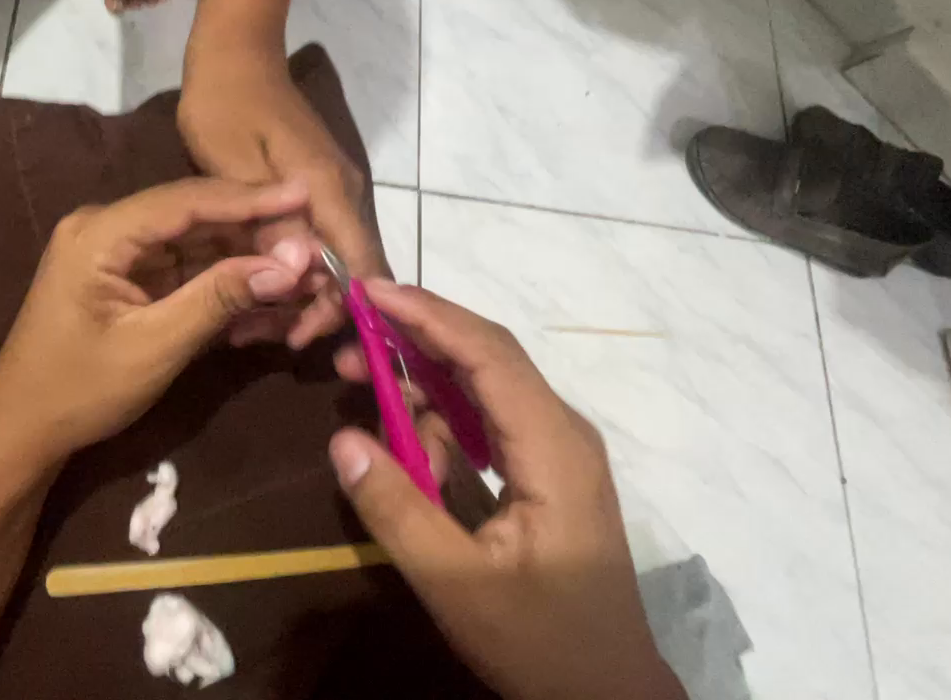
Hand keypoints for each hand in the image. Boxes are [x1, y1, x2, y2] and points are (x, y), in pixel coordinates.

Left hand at [0, 179, 311, 463]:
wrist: (24, 428)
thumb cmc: (80, 389)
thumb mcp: (155, 346)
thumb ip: (220, 297)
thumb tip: (293, 264)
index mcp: (100, 232)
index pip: (186, 200)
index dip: (249, 198)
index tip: (303, 194)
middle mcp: (108, 226)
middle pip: (195, 216)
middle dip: (256, 232)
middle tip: (317, 244)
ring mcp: (118, 249)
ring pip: (196, 241)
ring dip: (246, 257)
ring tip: (304, 268)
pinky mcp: (129, 274)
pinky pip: (185, 266)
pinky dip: (223, 279)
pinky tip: (267, 290)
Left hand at [178, 40, 383, 346]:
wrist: (235, 54)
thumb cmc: (225, 104)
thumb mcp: (234, 165)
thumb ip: (270, 221)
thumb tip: (302, 276)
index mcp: (329, 190)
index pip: (357, 265)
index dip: (338, 309)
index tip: (297, 340)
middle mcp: (342, 194)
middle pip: (347, 268)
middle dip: (310, 310)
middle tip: (258, 337)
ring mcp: (330, 191)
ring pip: (327, 259)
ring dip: (293, 294)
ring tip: (244, 325)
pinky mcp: (312, 191)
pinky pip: (310, 241)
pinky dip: (284, 270)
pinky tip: (246, 290)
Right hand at [328, 282, 685, 699]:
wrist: (609, 699)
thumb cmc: (540, 642)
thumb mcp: (456, 585)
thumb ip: (396, 510)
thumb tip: (341, 438)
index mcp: (552, 445)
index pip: (486, 352)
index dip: (426, 313)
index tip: (368, 292)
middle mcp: (558, 429)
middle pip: (482, 354)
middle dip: (412, 339)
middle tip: (347, 349)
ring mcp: (552, 445)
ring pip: (478, 383)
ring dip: (420, 382)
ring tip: (366, 398)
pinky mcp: (539, 465)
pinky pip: (480, 418)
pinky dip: (436, 420)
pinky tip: (411, 453)